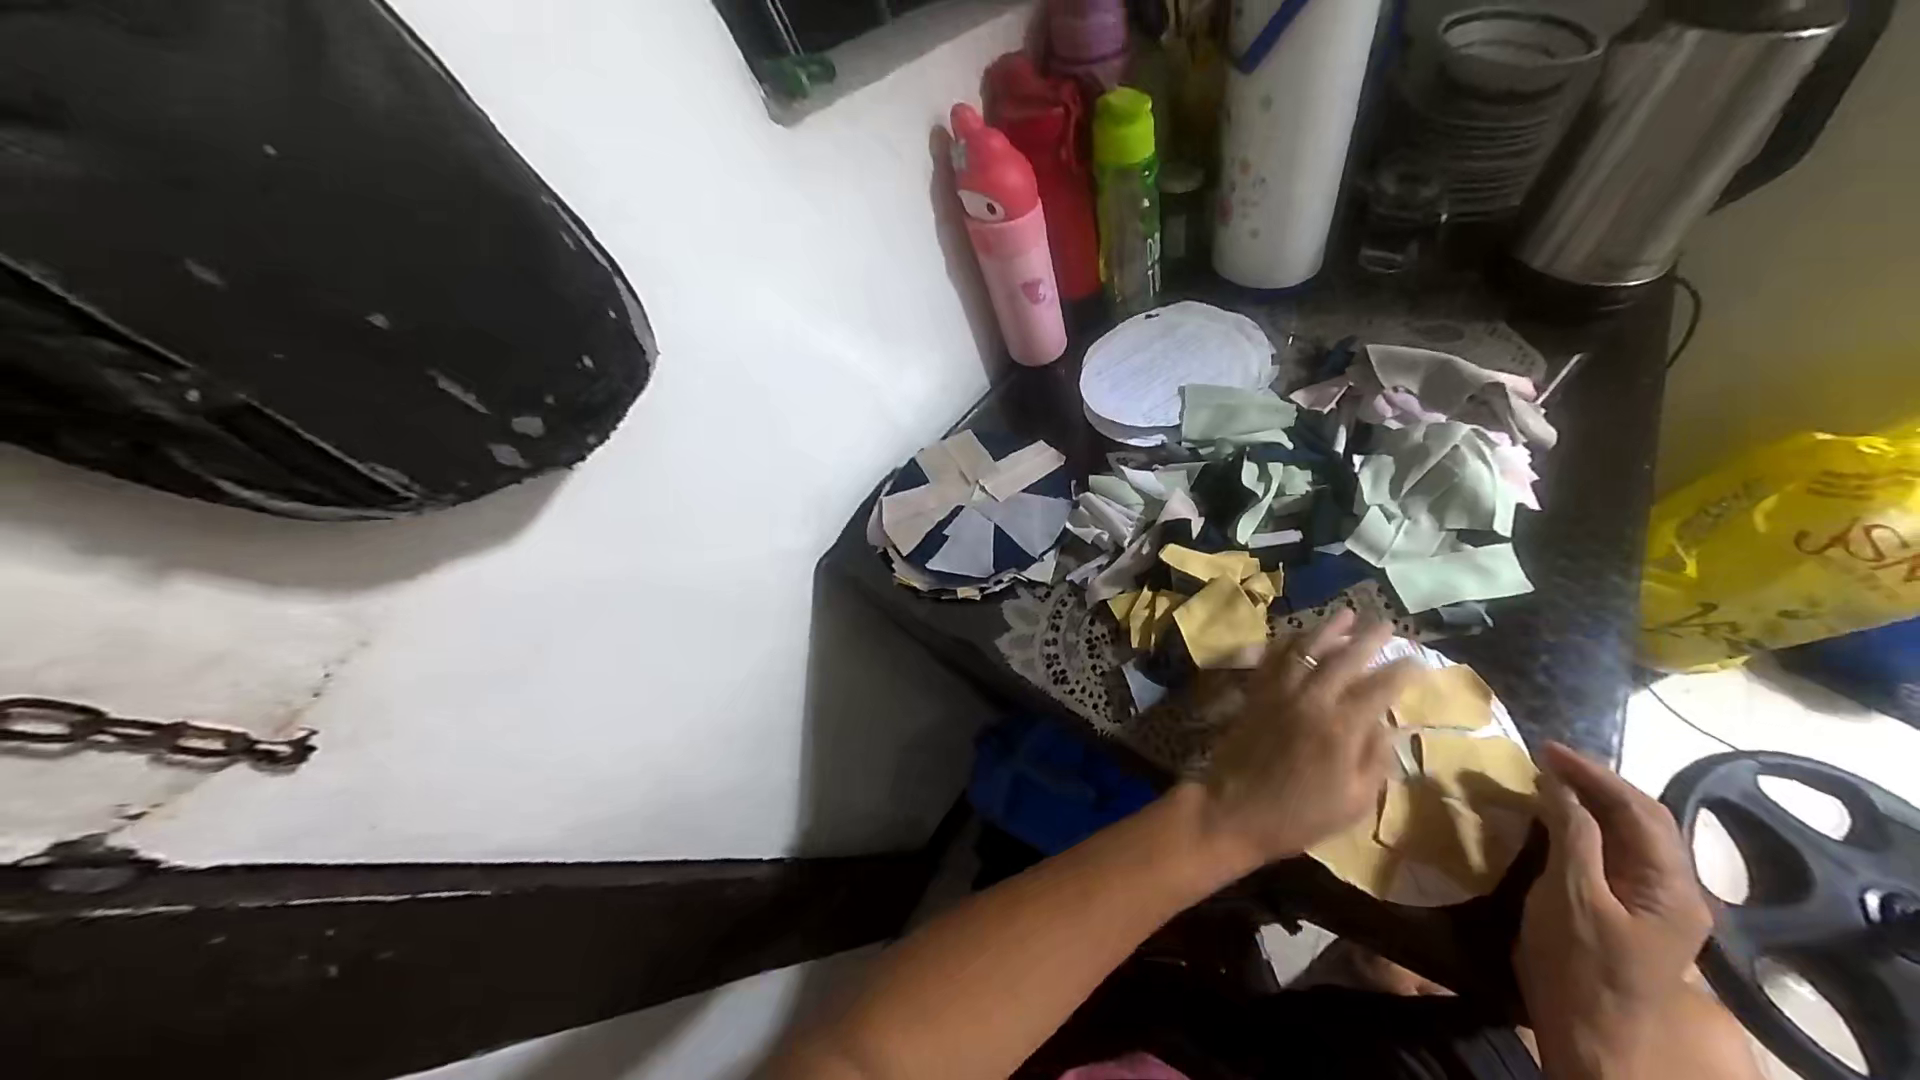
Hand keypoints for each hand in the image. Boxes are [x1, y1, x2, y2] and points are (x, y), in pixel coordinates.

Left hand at [1191, 610, 1417, 867]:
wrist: (1234, 810)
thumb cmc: (1299, 816)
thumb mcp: (1354, 800)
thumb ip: (1375, 758)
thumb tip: (1390, 725)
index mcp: (1341, 728)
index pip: (1379, 689)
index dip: (1401, 672)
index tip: (1417, 660)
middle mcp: (1310, 701)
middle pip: (1343, 659)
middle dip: (1368, 638)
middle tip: (1386, 623)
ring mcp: (1278, 694)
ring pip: (1304, 650)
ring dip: (1326, 629)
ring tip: (1345, 613)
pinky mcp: (1254, 694)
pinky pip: (1272, 659)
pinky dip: (1287, 642)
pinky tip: (1297, 634)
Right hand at [1515, 742, 1714, 1079]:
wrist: (1589, 1031)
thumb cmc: (1578, 963)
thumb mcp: (1571, 896)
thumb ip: (1572, 836)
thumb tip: (1557, 783)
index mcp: (1672, 887)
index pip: (1639, 811)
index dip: (1593, 774)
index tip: (1545, 749)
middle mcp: (1675, 888)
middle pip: (1642, 819)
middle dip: (1595, 781)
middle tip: (1543, 757)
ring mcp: (1653, 899)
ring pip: (1629, 833)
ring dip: (1590, 799)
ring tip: (1547, 777)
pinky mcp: (1627, 907)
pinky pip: (1613, 850)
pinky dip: (1584, 823)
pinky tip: (1556, 814)